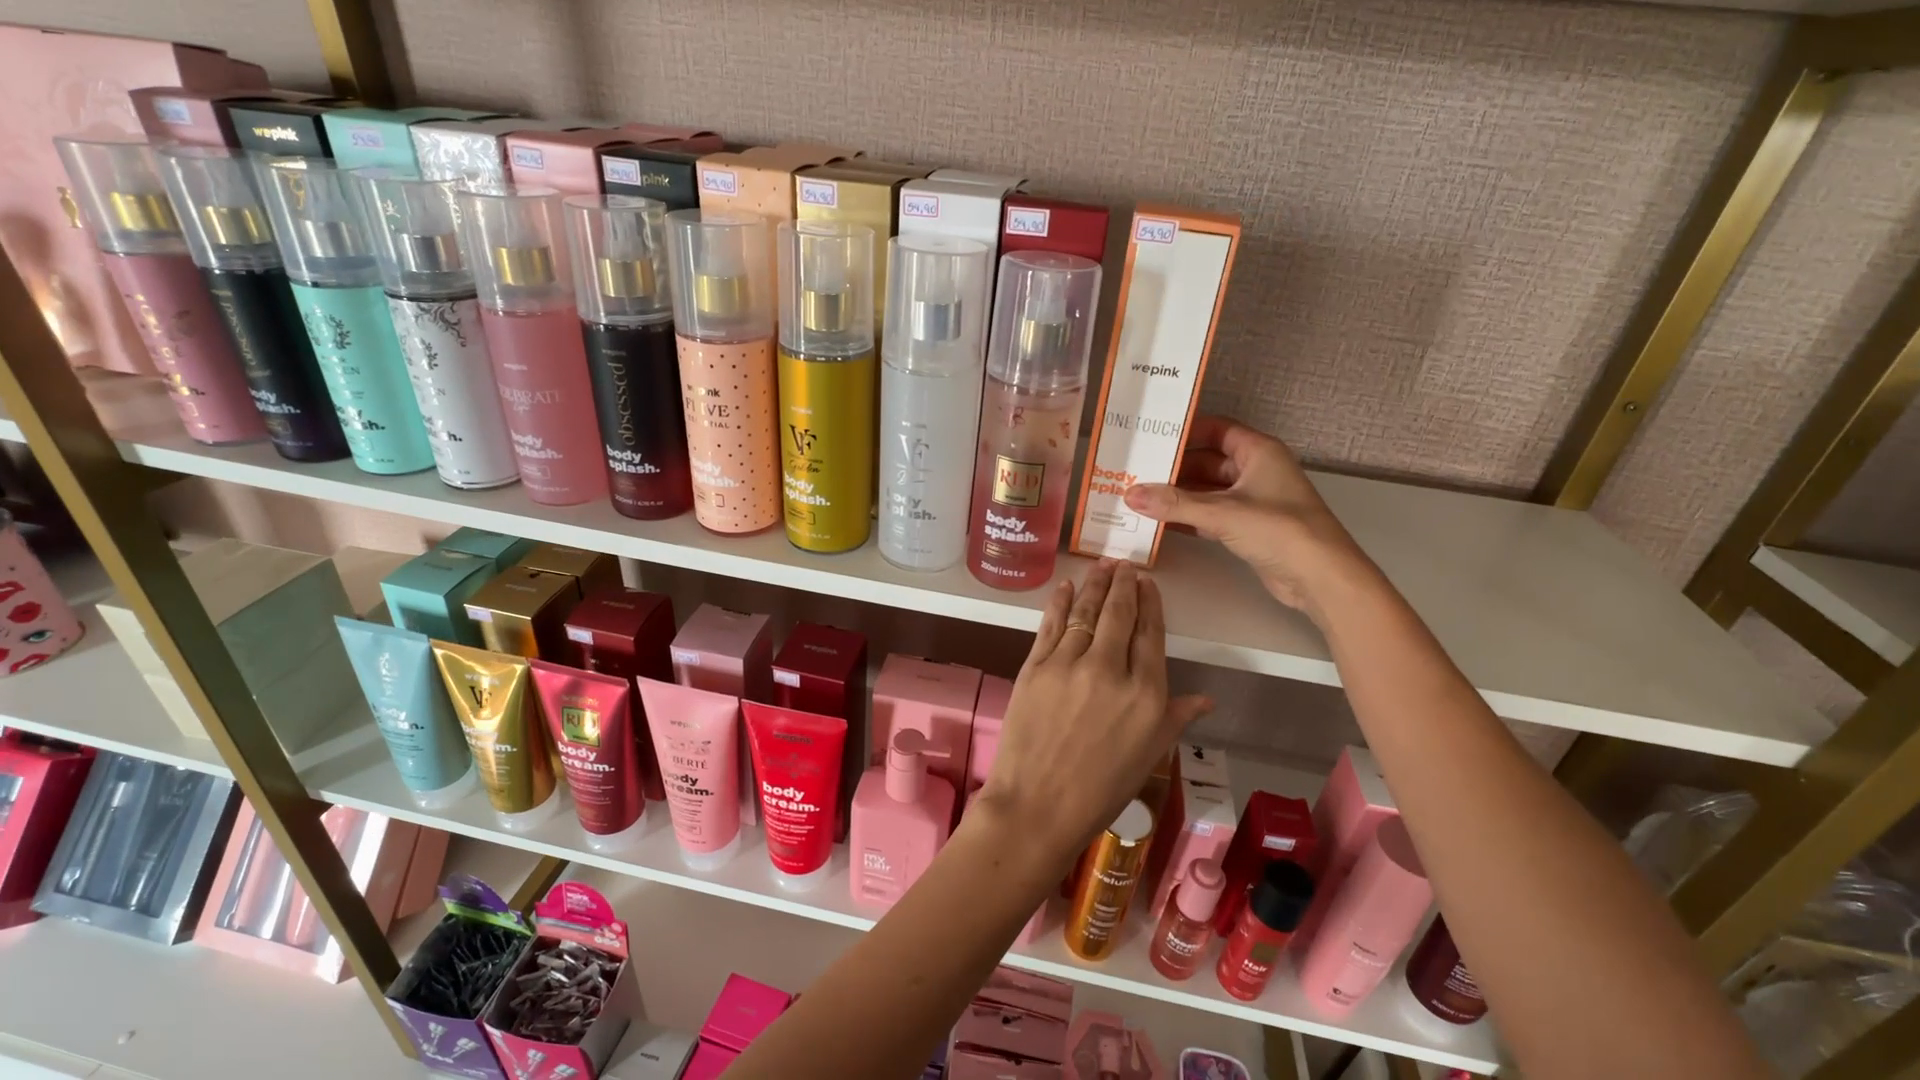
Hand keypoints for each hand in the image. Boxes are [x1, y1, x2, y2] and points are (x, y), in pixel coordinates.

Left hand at [974, 561, 1210, 866]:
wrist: (1037, 807)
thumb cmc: (1100, 791)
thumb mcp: (1149, 756)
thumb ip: (1175, 717)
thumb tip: (1205, 699)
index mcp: (1146, 693)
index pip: (1151, 634)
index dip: (1150, 603)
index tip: (1147, 583)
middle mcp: (1110, 669)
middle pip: (1118, 614)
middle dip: (1123, 584)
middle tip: (1124, 565)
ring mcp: (1069, 665)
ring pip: (1085, 612)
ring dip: (1094, 584)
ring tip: (1101, 565)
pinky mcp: (1035, 667)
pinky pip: (1052, 625)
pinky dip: (1059, 602)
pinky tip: (1065, 587)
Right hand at [1122, 414, 1370, 618]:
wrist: (1320, 576)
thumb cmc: (1280, 530)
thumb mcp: (1222, 512)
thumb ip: (1175, 504)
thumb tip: (1131, 494)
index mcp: (1258, 452)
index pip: (1216, 430)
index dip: (1186, 432)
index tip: (1152, 436)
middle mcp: (1256, 471)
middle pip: (1208, 461)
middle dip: (1174, 468)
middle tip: (1136, 472)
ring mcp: (1253, 501)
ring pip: (1208, 490)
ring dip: (1179, 496)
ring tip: (1140, 497)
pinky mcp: (1249, 528)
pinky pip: (1211, 515)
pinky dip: (1189, 517)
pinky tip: (1160, 522)